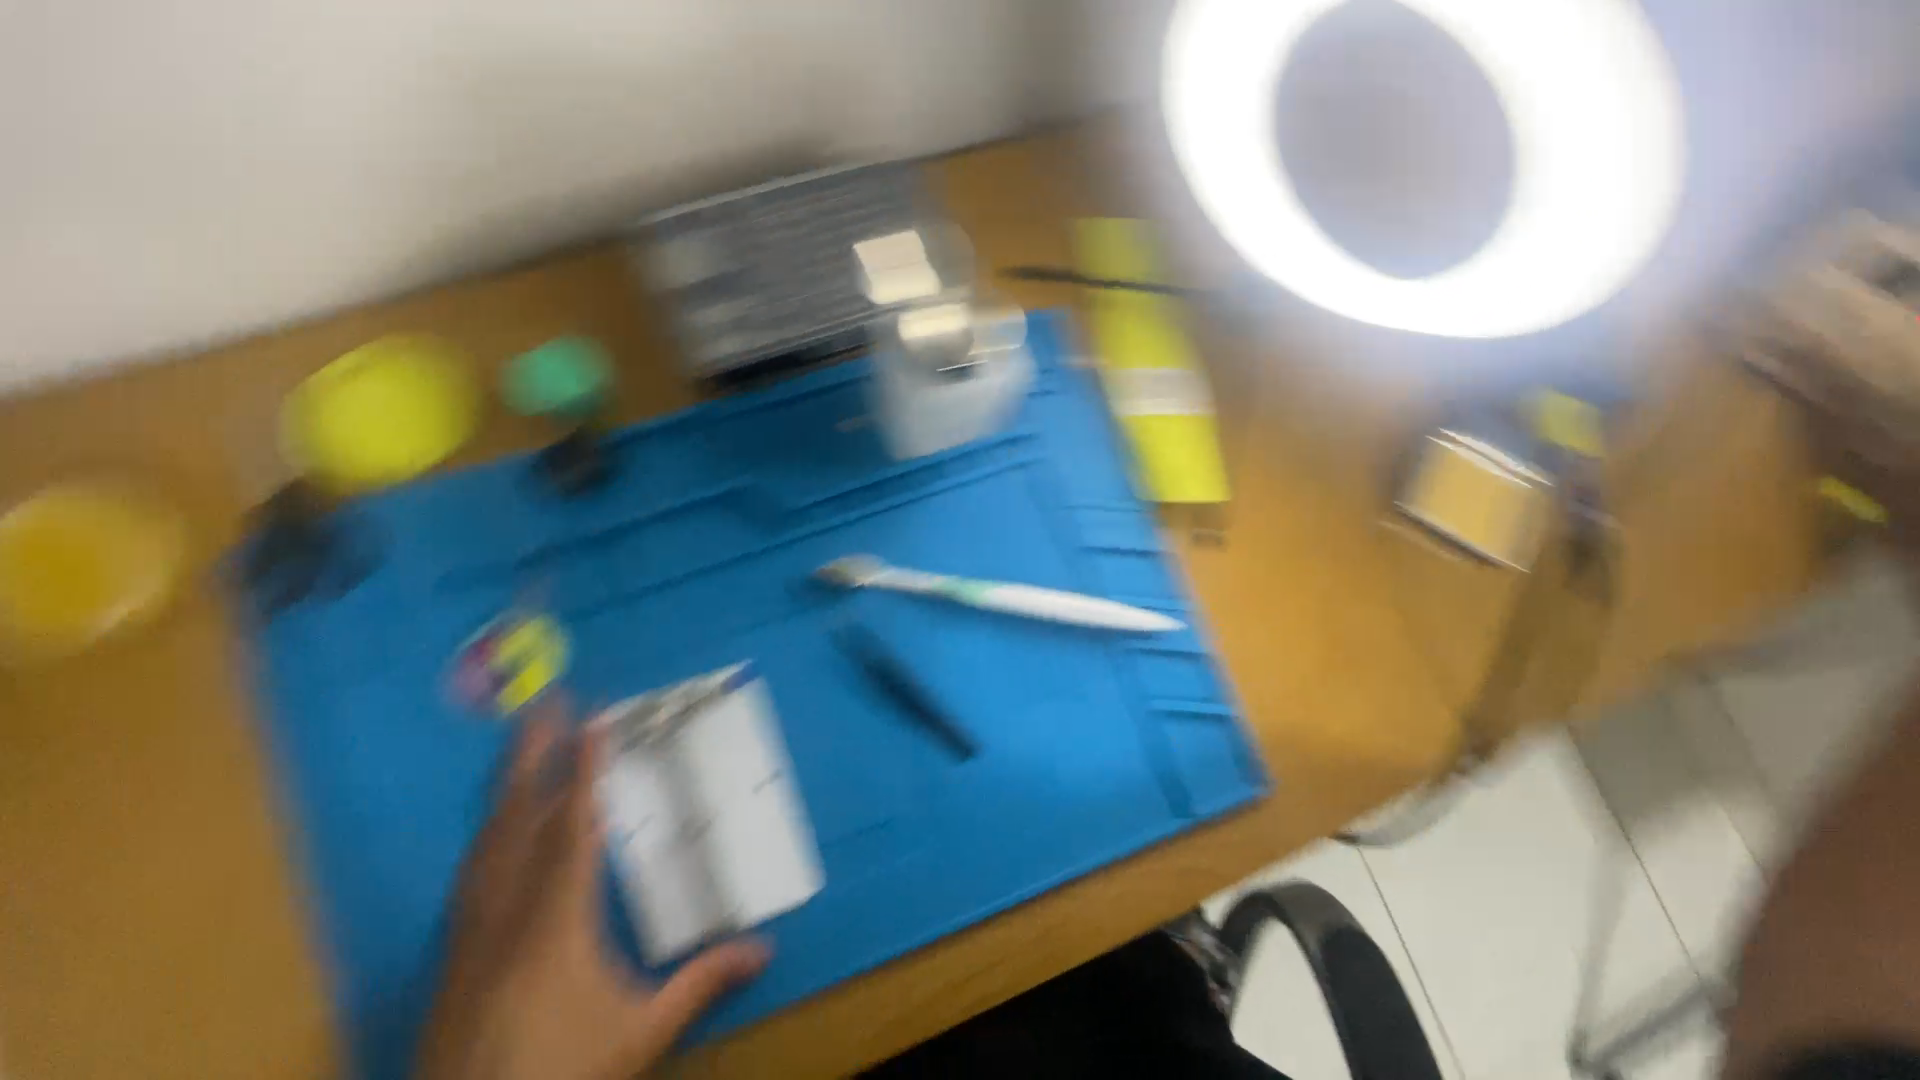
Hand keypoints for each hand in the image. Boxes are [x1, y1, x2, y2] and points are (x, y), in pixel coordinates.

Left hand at [414, 699, 769, 1079]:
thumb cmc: (559, 1068)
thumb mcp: (640, 1032)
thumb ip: (699, 983)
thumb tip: (766, 949)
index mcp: (557, 917)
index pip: (574, 825)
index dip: (586, 768)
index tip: (595, 718)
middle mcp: (508, 908)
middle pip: (519, 817)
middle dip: (533, 755)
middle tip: (544, 704)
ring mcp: (472, 929)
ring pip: (488, 840)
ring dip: (507, 787)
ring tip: (520, 749)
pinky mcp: (453, 952)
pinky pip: (472, 872)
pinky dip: (488, 833)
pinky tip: (492, 834)